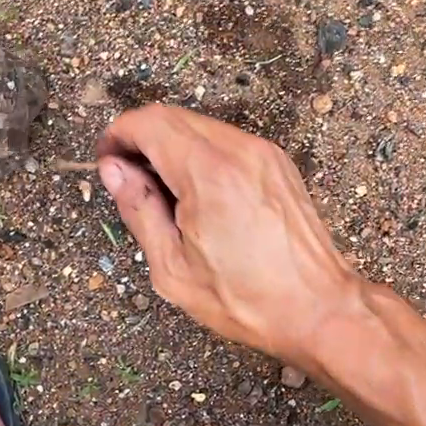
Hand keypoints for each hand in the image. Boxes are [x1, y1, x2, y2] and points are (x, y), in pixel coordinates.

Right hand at [96, 105, 361, 373]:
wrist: (319, 308)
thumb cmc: (248, 300)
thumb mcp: (173, 269)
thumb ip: (138, 210)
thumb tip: (114, 171)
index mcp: (209, 174)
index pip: (149, 123)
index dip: (118, 135)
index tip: (107, 161)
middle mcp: (239, 151)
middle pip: (172, 117)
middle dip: (141, 139)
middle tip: (128, 180)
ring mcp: (263, 153)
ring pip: (199, 126)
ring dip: (170, 146)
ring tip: (164, 194)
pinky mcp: (276, 162)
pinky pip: (225, 140)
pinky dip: (200, 153)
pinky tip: (197, 194)